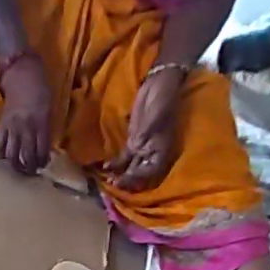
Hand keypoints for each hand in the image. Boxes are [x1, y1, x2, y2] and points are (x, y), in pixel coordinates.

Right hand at [0, 53, 52, 174]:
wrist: (22, 74)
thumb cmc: (40, 90)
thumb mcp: (49, 109)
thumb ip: (46, 129)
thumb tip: (43, 148)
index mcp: (41, 123)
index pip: (42, 150)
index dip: (42, 161)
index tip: (43, 166)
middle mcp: (26, 128)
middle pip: (27, 156)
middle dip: (30, 167)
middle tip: (31, 172)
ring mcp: (13, 127)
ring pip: (13, 154)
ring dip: (16, 165)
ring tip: (18, 169)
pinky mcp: (2, 125)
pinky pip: (0, 144)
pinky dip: (1, 155)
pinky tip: (3, 160)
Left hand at [108, 68, 186, 191]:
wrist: (158, 84)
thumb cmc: (160, 102)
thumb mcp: (154, 120)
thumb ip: (143, 138)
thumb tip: (134, 151)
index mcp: (162, 152)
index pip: (149, 173)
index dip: (136, 179)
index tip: (122, 182)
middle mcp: (153, 154)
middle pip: (139, 174)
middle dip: (126, 181)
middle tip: (112, 185)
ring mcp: (143, 149)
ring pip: (131, 168)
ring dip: (120, 175)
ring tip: (108, 180)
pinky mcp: (134, 141)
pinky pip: (125, 158)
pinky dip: (116, 164)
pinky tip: (106, 168)